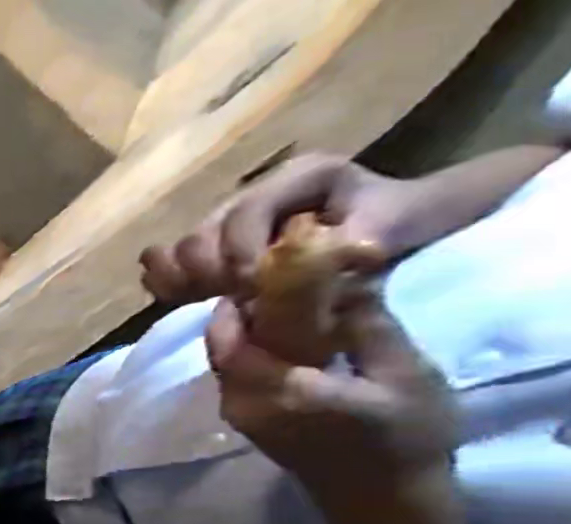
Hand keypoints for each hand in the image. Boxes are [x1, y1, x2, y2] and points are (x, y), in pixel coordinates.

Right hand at [141, 154, 418, 303]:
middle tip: (238, 297)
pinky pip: (164, 269)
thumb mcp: (398, 222)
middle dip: (210, 272)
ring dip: (186, 283)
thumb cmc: (404, 220)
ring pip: (173, 254)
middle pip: (197, 237)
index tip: (253, 289)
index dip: (240, 254)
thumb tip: (314, 264)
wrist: (406, 223)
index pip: (243, 214)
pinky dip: (169, 287)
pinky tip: (191, 299)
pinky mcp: (210, 251)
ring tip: (214, 299)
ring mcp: (225, 224)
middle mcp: (252, 195)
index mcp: (298, 177)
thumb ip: (356, 238)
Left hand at [205, 287, 459, 511]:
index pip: (231, 338)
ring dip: (244, 332)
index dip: (240, 302)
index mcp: (276, 390)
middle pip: (222, 347)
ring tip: (285, 301)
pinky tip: (286, 336)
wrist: (381, 501)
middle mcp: (242, 403)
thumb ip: (367, 326)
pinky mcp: (247, 422)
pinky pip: (235, 378)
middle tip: (276, 278)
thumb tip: (346, 278)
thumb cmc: (403, 438)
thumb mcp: (402, 373)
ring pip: (225, 362)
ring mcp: (239, 416)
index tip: (265, 268)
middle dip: (240, 312)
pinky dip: (250, 353)